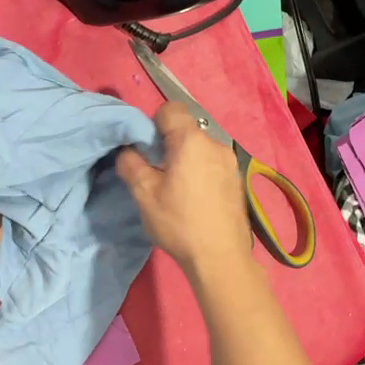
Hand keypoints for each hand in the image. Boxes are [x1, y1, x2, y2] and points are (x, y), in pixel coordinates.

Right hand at [116, 102, 254, 276]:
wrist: (219, 255)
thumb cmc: (178, 221)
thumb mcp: (143, 193)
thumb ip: (131, 163)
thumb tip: (128, 151)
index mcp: (191, 141)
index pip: (171, 109)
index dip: (153, 123)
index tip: (145, 148)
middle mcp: (215, 143)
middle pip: (186, 128)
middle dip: (167, 143)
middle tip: (154, 171)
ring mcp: (230, 160)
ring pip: (199, 146)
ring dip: (183, 158)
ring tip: (173, 187)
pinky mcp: (236, 178)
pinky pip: (210, 162)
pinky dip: (198, 170)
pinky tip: (192, 196)